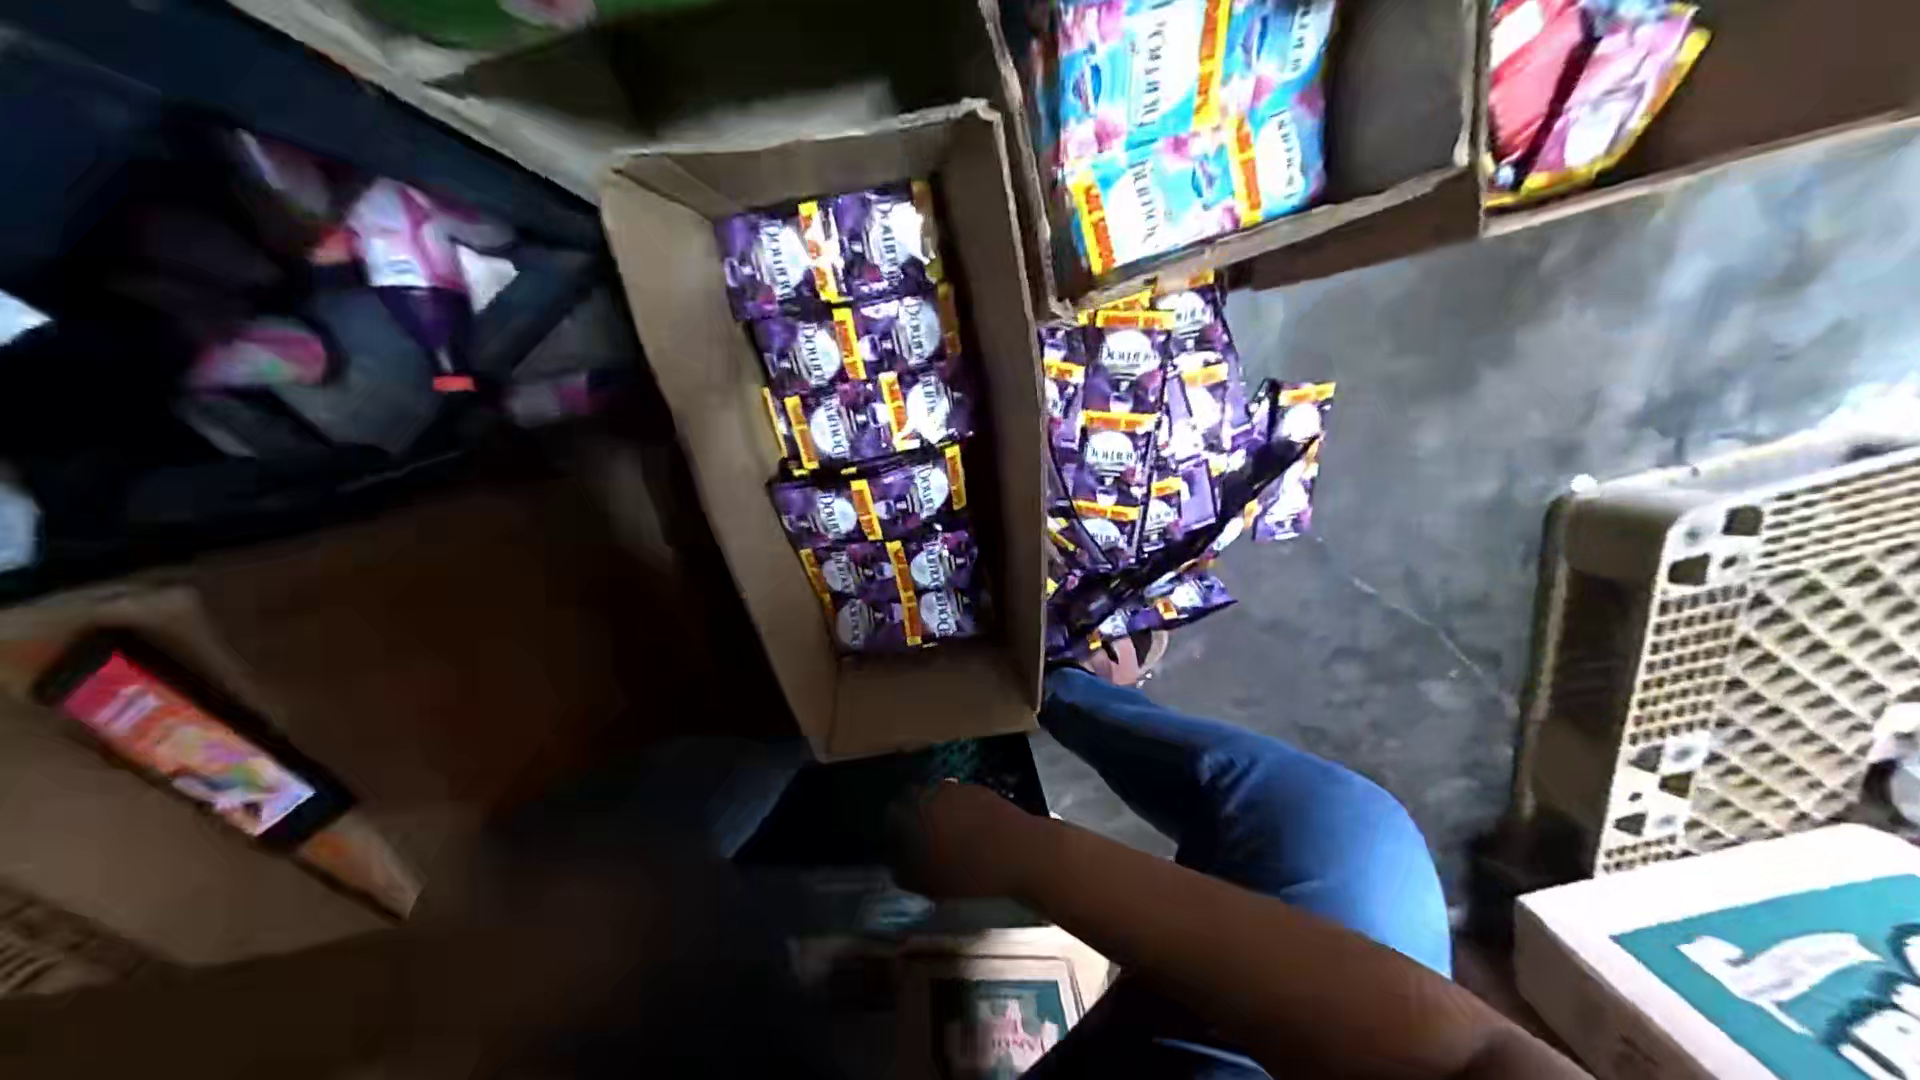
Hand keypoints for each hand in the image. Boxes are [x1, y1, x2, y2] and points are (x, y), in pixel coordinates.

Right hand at [887, 781, 1041, 899]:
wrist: (1024, 852)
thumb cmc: (971, 872)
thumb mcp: (930, 882)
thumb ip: (906, 873)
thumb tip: (896, 867)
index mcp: (915, 809)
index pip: (892, 813)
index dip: (892, 831)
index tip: (896, 848)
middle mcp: (935, 791)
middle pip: (916, 801)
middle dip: (915, 819)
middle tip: (921, 845)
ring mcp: (962, 788)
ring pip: (941, 800)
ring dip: (940, 816)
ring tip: (949, 843)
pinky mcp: (985, 792)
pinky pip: (964, 802)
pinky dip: (963, 815)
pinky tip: (972, 837)